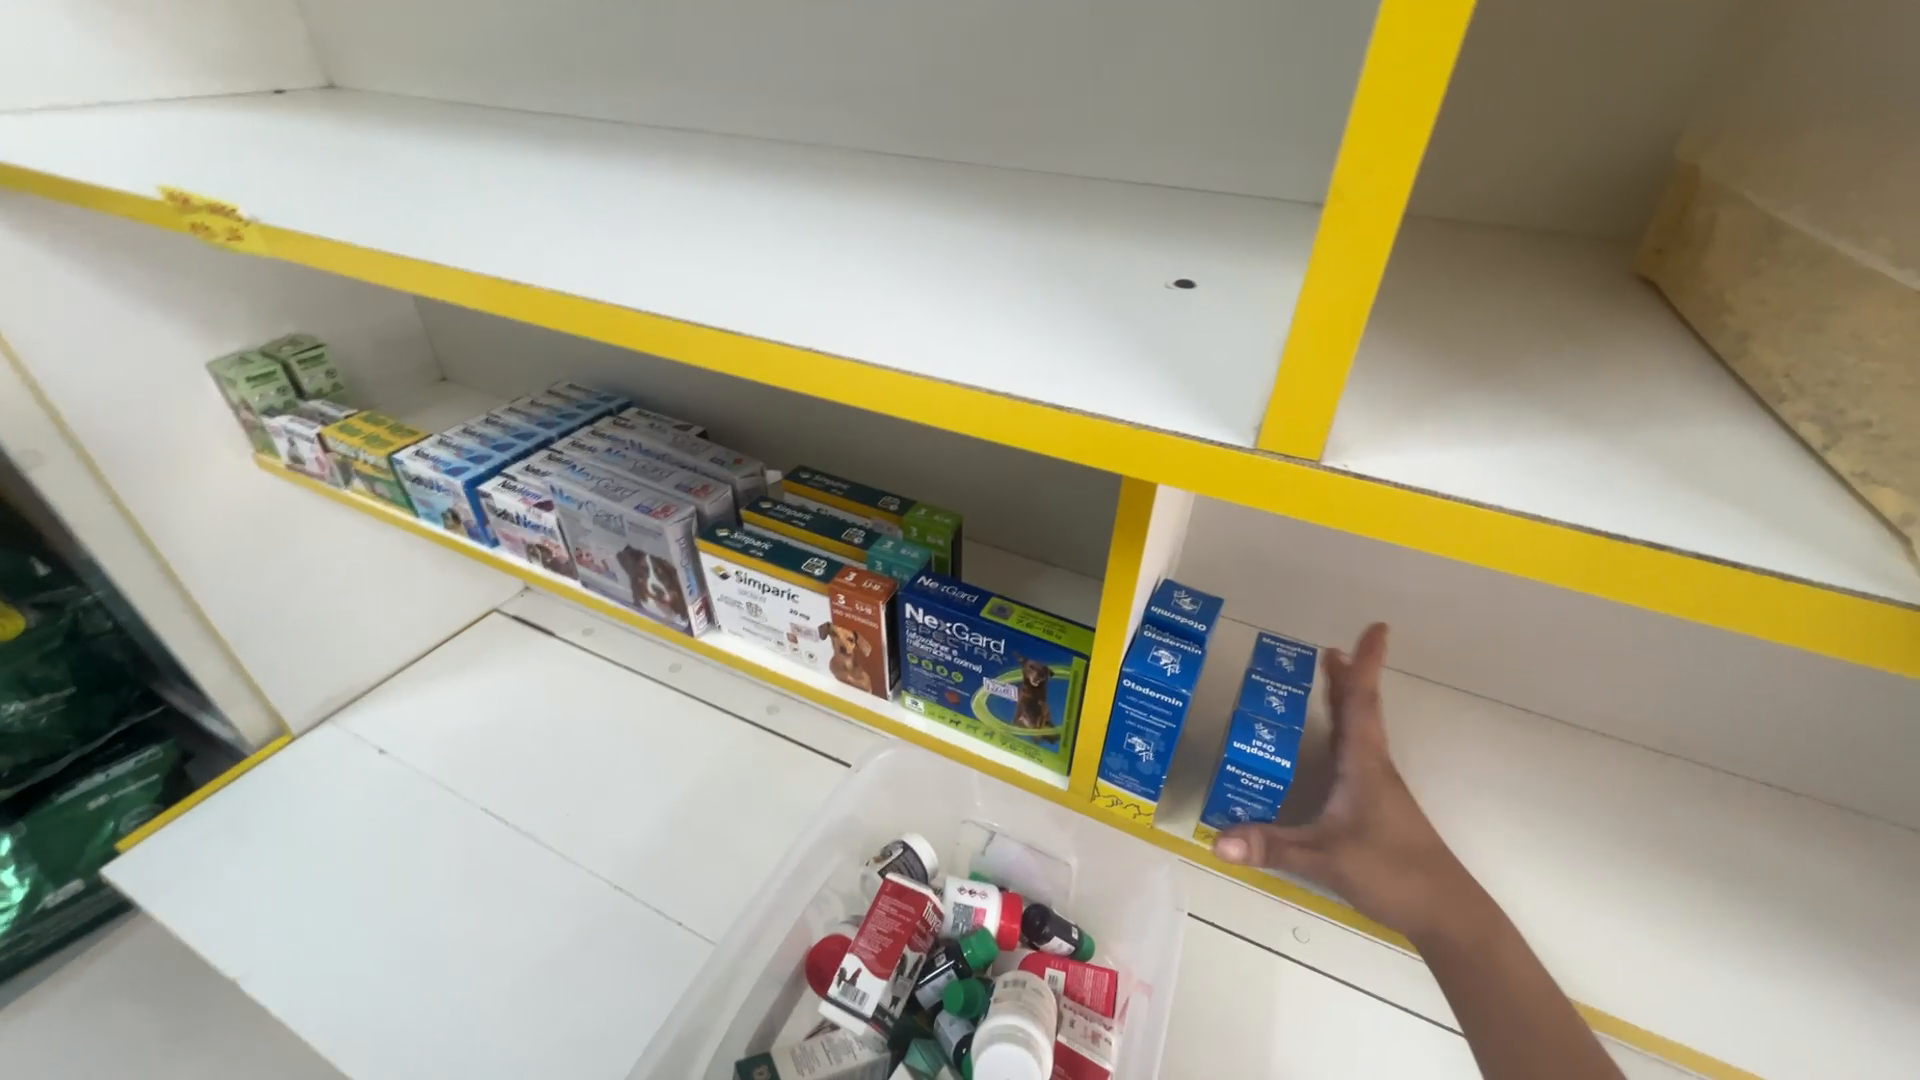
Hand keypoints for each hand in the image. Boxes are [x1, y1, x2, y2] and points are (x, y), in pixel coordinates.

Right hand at [1211, 623, 1487, 943]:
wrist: (1448, 915)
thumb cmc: (1392, 873)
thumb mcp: (1324, 859)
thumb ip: (1271, 847)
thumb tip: (1217, 841)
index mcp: (1363, 765)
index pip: (1361, 703)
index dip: (1365, 665)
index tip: (1376, 627)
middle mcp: (1373, 768)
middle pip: (1359, 711)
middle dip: (1346, 678)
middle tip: (1328, 649)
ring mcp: (1378, 788)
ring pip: (1359, 732)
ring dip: (1345, 703)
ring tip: (1326, 683)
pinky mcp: (1377, 808)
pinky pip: (1355, 755)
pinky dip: (1341, 734)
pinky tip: (1325, 748)